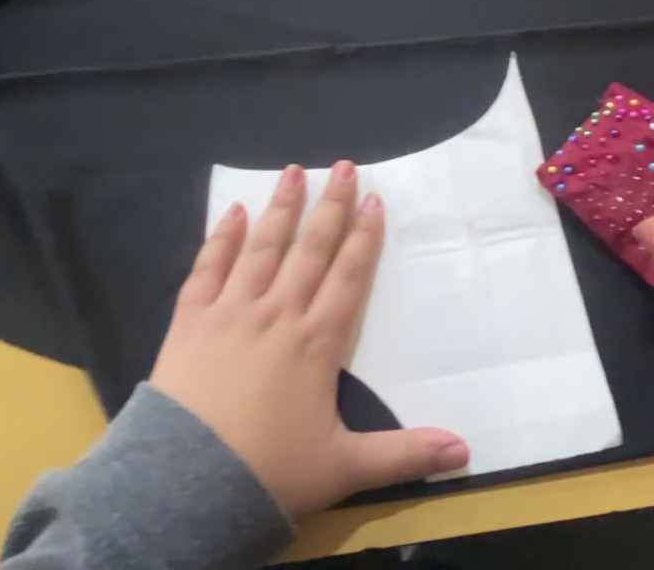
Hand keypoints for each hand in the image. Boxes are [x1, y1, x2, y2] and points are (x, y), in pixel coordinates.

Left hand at [150, 161, 469, 515]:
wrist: (187, 487)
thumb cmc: (270, 473)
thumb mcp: (345, 469)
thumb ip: (406, 454)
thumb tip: (466, 452)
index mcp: (316, 343)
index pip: (348, 277)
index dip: (365, 237)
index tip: (375, 199)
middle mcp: (277, 314)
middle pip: (311, 250)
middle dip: (331, 206)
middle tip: (343, 167)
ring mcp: (231, 311)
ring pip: (263, 248)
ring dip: (282, 208)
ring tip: (294, 171)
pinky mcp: (191, 319)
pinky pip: (209, 268)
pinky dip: (222, 238)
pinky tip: (235, 212)